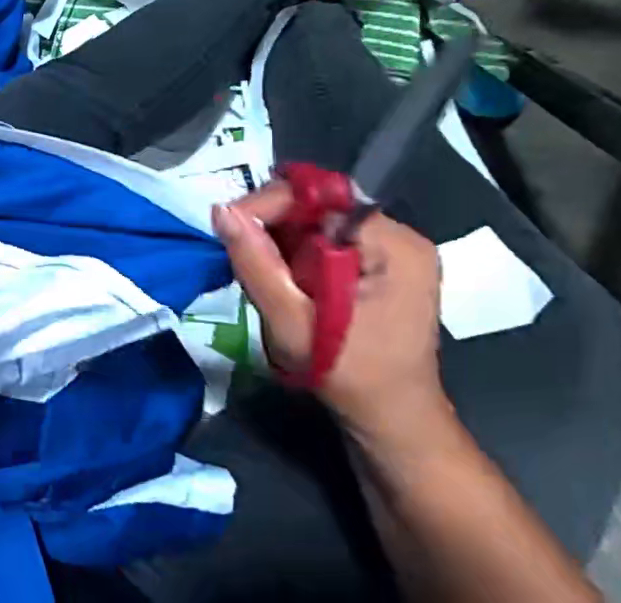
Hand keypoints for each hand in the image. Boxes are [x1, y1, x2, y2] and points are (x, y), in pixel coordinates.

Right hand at [212, 184, 446, 443]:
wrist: (392, 423)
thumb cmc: (351, 375)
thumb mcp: (293, 323)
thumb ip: (257, 264)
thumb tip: (221, 210)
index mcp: (394, 245)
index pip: (320, 197)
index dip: (270, 204)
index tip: (231, 228)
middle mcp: (398, 237)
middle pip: (317, 204)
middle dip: (272, 223)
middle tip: (241, 251)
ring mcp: (390, 251)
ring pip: (315, 220)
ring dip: (279, 238)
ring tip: (259, 267)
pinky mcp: (377, 264)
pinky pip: (322, 237)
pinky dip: (292, 250)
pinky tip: (281, 276)